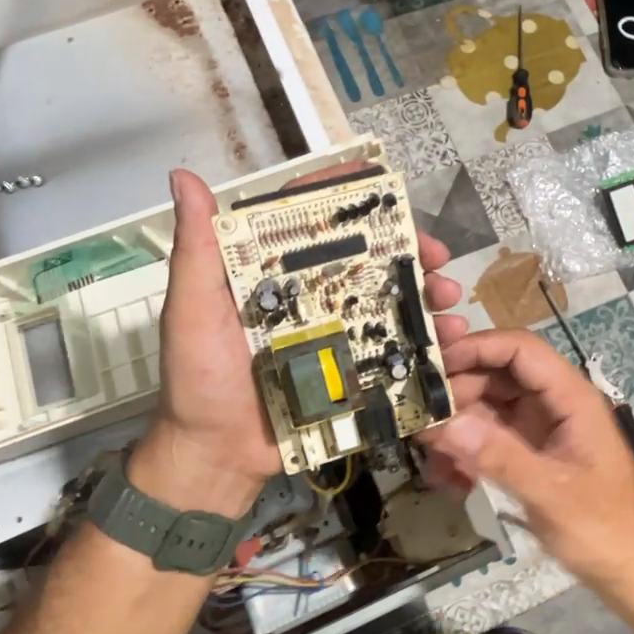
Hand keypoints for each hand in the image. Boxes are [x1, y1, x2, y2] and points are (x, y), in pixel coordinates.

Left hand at [132, 168, 468, 514]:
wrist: (217, 457)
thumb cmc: (199, 379)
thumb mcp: (192, 310)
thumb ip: (196, 249)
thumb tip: (184, 177)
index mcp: (269, 272)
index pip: (310, 219)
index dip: (345, 195)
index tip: (382, 180)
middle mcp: (306, 294)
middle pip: (363, 256)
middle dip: (406, 246)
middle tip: (437, 253)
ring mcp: (333, 331)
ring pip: (387, 298)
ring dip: (425, 291)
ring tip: (449, 296)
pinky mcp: (351, 368)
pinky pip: (393, 345)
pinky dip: (425, 339)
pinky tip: (449, 337)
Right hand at [421, 329, 633, 585]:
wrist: (633, 573)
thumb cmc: (605, 529)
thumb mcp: (551, 494)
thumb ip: (500, 457)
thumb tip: (446, 423)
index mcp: (571, 398)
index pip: (520, 350)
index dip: (478, 348)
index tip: (435, 365)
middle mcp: (555, 405)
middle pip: (498, 376)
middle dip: (458, 393)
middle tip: (420, 419)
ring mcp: (541, 431)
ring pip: (488, 409)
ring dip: (457, 427)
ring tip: (429, 455)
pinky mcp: (531, 456)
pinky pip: (490, 440)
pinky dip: (467, 453)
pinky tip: (448, 479)